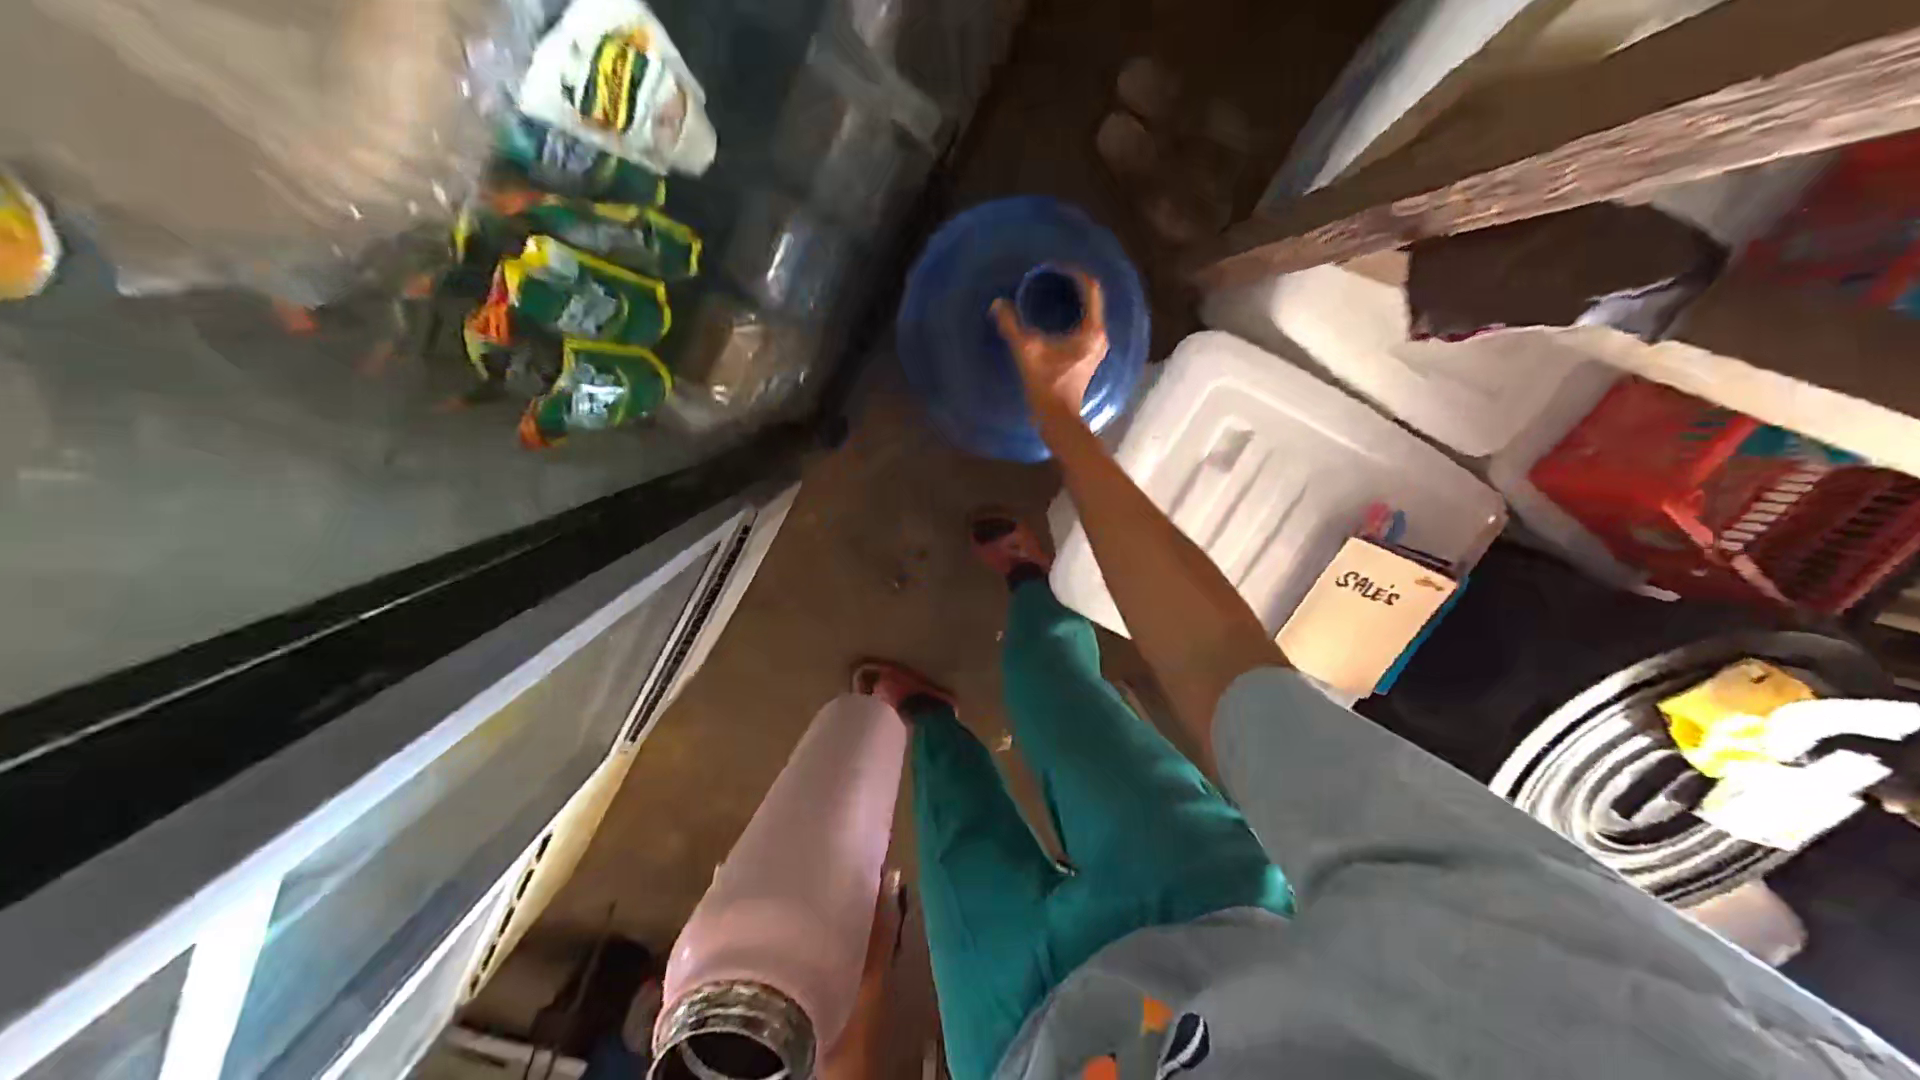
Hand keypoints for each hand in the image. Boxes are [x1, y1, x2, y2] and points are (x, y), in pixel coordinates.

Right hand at [991, 270, 1108, 421]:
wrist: (1058, 419)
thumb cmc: (1046, 386)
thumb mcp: (1026, 352)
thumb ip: (1011, 326)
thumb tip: (997, 304)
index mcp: (1091, 330)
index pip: (1091, 288)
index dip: (1074, 272)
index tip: (1054, 267)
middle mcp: (1100, 335)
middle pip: (1091, 298)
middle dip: (1071, 285)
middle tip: (1048, 277)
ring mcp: (1096, 347)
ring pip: (1088, 312)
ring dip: (1072, 300)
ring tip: (1050, 292)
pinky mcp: (1089, 356)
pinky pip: (1084, 324)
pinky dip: (1072, 315)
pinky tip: (1054, 315)